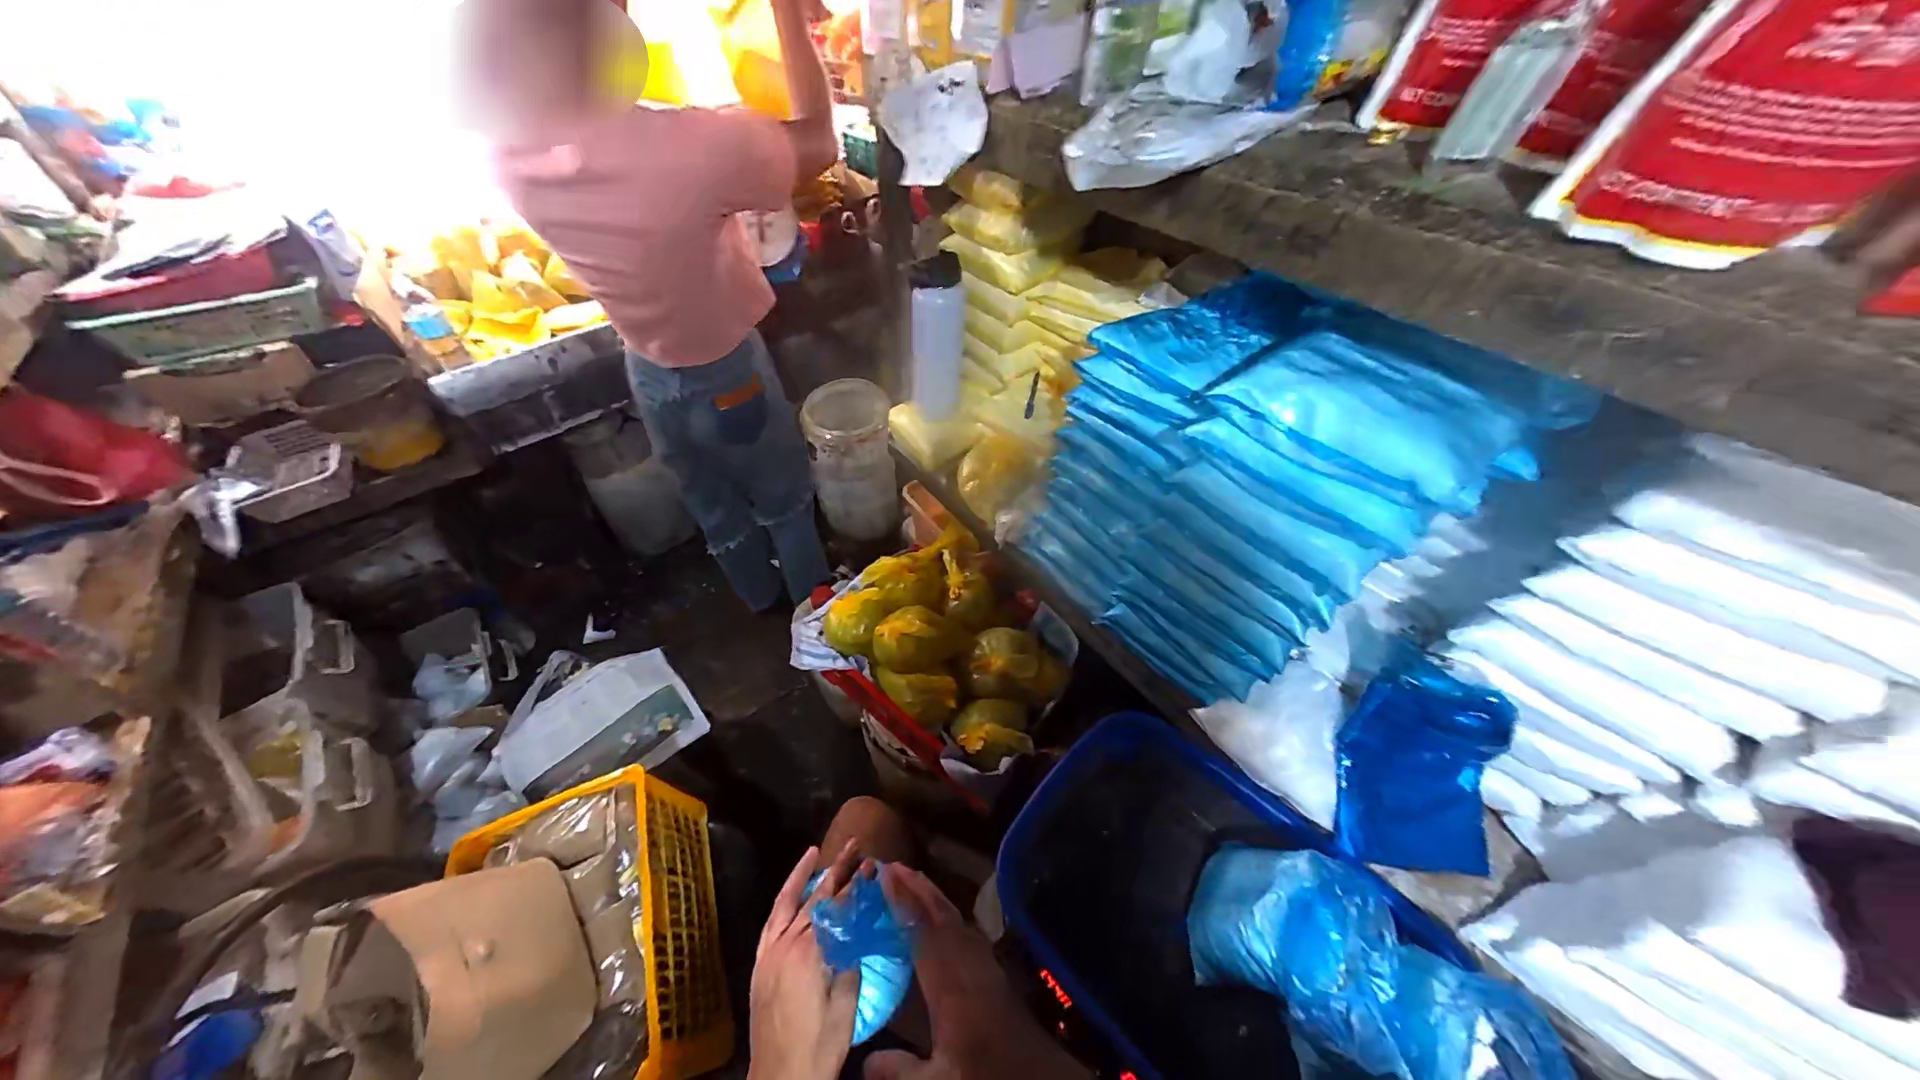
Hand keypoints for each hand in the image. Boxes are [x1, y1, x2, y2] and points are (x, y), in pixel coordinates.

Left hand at [749, 841, 863, 1079]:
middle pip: (815, 897)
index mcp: (810, 952)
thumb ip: (849, 960)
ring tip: (814, 852)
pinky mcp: (760, 965)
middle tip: (853, 845)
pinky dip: (782, 902)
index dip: (856, 883)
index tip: (871, 862)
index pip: (838, 906)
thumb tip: (855, 929)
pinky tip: (790, 894)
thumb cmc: (818, 1048)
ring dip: (801, 876)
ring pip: (786, 903)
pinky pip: (770, 923)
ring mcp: (769, 953)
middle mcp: (786, 944)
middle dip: (836, 869)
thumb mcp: (845, 1005)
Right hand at [863, 865, 1091, 1079]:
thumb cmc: (987, 1073)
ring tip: (913, 882)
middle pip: (942, 916)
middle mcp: (968, 964)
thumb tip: (866, 1063)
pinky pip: (966, 931)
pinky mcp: (995, 974)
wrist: (1039, 1078)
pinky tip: (942, 922)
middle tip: (894, 866)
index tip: (886, 874)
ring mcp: (985, 966)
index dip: (903, 901)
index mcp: (950, 984)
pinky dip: (948, 916)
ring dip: (934, 898)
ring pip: (957, 920)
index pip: (922, 930)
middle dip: (918, 888)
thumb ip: (901, 1071)